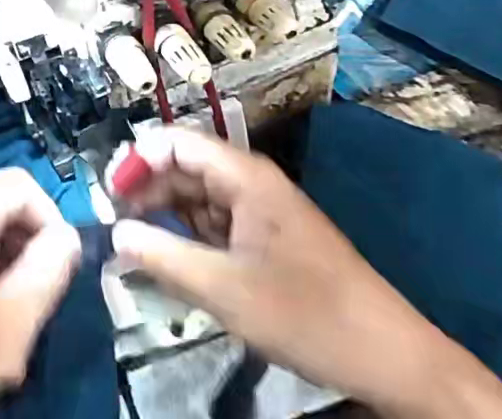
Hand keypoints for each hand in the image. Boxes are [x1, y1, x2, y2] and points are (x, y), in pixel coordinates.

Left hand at [0, 168, 81, 418]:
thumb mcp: (12, 316)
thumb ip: (50, 266)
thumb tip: (68, 236)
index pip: (25, 186)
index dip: (53, 223)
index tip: (61, 272)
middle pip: (2, 208)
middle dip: (27, 253)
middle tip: (34, 309)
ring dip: (5, 275)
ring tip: (8, 333)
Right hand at [111, 127, 501, 418]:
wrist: (392, 359)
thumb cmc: (307, 313)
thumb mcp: (224, 289)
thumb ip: (162, 257)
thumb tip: (114, 234)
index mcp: (243, 175)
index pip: (175, 142)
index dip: (137, 160)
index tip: (109, 193)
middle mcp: (249, 181)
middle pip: (183, 166)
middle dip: (145, 188)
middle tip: (112, 221)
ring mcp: (259, 209)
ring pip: (196, 196)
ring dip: (163, 213)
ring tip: (132, 241)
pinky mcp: (266, 237)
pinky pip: (213, 222)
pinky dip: (186, 234)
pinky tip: (167, 256)